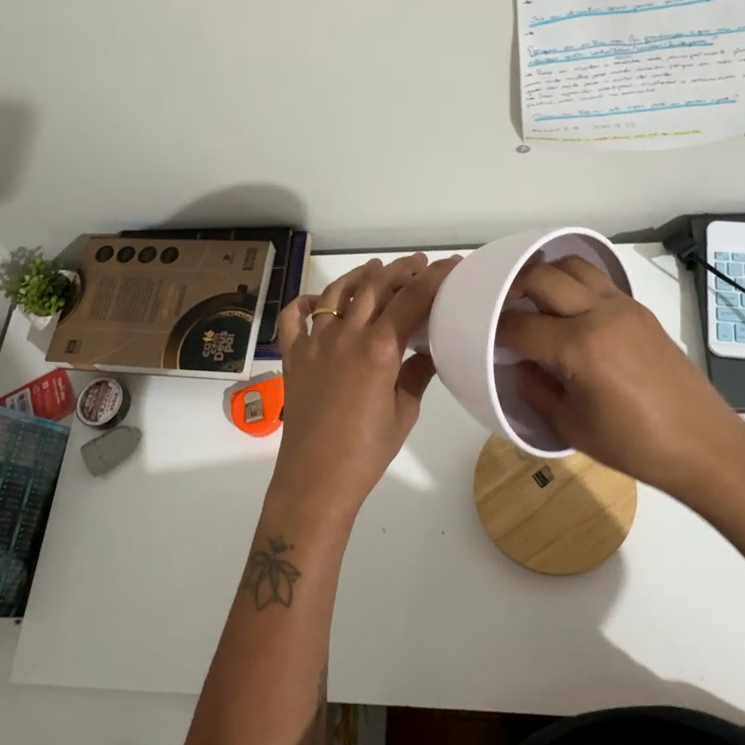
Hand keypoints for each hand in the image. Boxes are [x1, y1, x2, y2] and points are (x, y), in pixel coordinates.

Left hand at [270, 253, 460, 520]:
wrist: (315, 479)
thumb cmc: (367, 452)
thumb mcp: (404, 412)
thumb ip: (418, 374)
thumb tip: (428, 351)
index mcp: (379, 349)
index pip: (412, 299)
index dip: (435, 277)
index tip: (451, 265)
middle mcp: (345, 336)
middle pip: (375, 286)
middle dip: (400, 270)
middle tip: (419, 264)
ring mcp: (314, 343)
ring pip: (337, 294)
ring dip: (360, 276)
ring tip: (376, 269)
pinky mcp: (292, 357)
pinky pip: (293, 319)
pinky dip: (306, 302)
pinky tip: (318, 300)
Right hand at [497, 257, 744, 494]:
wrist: (703, 444)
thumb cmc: (635, 445)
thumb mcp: (572, 427)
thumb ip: (534, 391)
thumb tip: (514, 366)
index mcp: (580, 347)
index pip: (520, 325)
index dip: (493, 330)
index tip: (479, 336)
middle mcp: (601, 315)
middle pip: (543, 277)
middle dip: (512, 288)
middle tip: (497, 308)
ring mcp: (624, 308)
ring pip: (574, 267)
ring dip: (546, 274)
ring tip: (530, 298)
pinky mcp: (641, 311)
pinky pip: (599, 280)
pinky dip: (574, 282)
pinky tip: (565, 307)